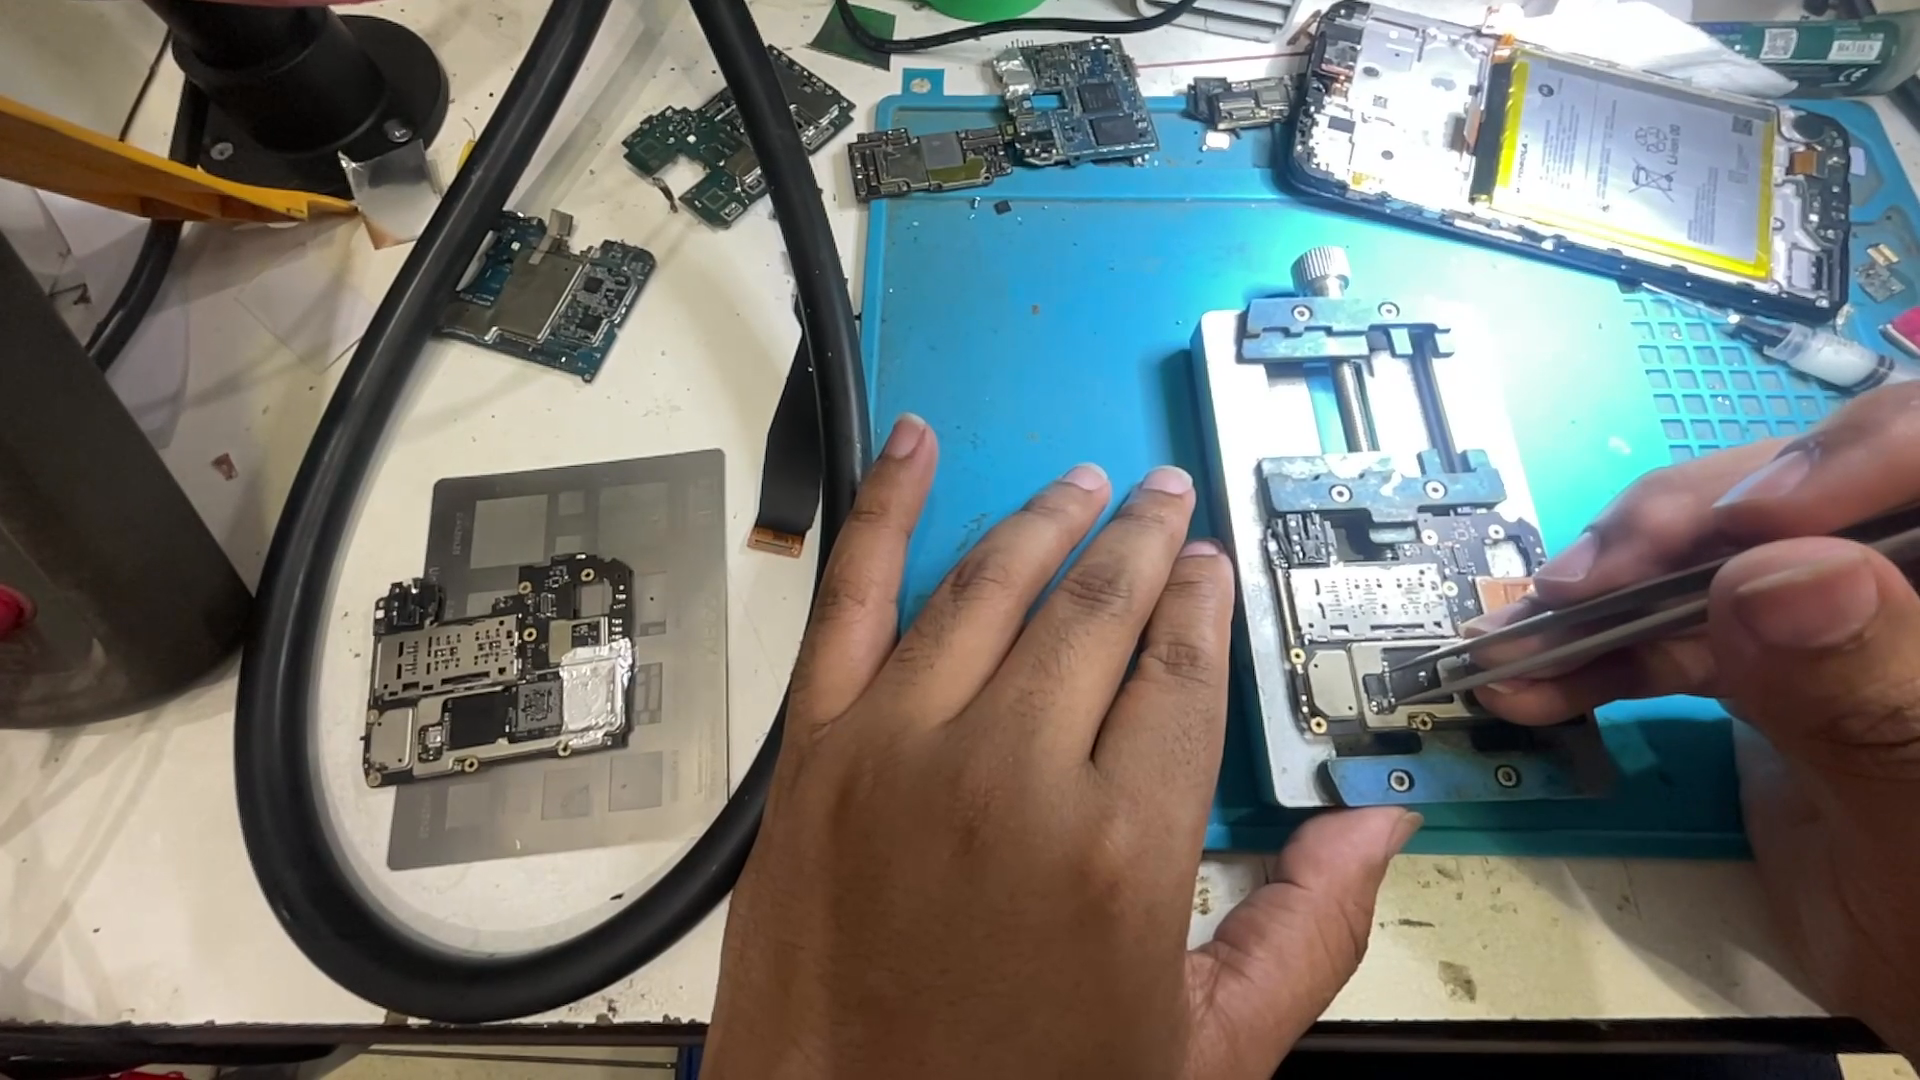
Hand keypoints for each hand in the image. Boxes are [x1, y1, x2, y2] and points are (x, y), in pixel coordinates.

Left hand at [703, 414, 1419, 1079]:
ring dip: (1048, 519)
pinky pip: (852, 592)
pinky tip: (914, 441)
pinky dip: (885, 504)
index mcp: (1123, 844)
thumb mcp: (1202, 1052)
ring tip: (1084, 484)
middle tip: (1163, 495)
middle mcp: (1014, 767)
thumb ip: (1305, 932)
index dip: (1201, 604)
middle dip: (1142, 541)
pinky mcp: (820, 739)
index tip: (1208, 562)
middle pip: (1099, 610)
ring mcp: (901, 738)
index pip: (1183, 672)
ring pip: (992, 584)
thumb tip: (1382, 824)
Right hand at [1469, 384, 1919, 1054]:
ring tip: (1514, 643)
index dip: (1855, 454)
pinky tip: (1526, 683)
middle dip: (1667, 534)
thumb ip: (1872, 696)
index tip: (1744, 523)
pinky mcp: (1761, 665)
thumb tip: (1778, 571)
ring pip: (1699, 563)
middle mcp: (1909, 582)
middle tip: (1578, 589)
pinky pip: (1660, 633)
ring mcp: (1831, 622)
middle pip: (1790, 494)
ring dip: (1593, 603)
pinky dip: (1586, 656)